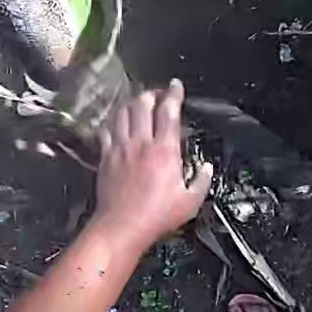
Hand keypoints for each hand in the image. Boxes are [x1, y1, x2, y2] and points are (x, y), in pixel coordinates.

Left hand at [88, 79, 212, 252]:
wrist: (122, 226)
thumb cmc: (157, 216)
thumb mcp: (190, 202)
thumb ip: (201, 181)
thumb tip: (206, 168)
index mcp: (164, 150)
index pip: (169, 112)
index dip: (173, 95)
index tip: (176, 86)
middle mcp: (141, 143)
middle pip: (142, 105)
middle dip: (151, 94)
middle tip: (157, 94)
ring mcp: (120, 148)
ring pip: (122, 114)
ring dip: (131, 104)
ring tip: (138, 102)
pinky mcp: (105, 157)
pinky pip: (106, 131)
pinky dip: (113, 123)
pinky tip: (116, 124)